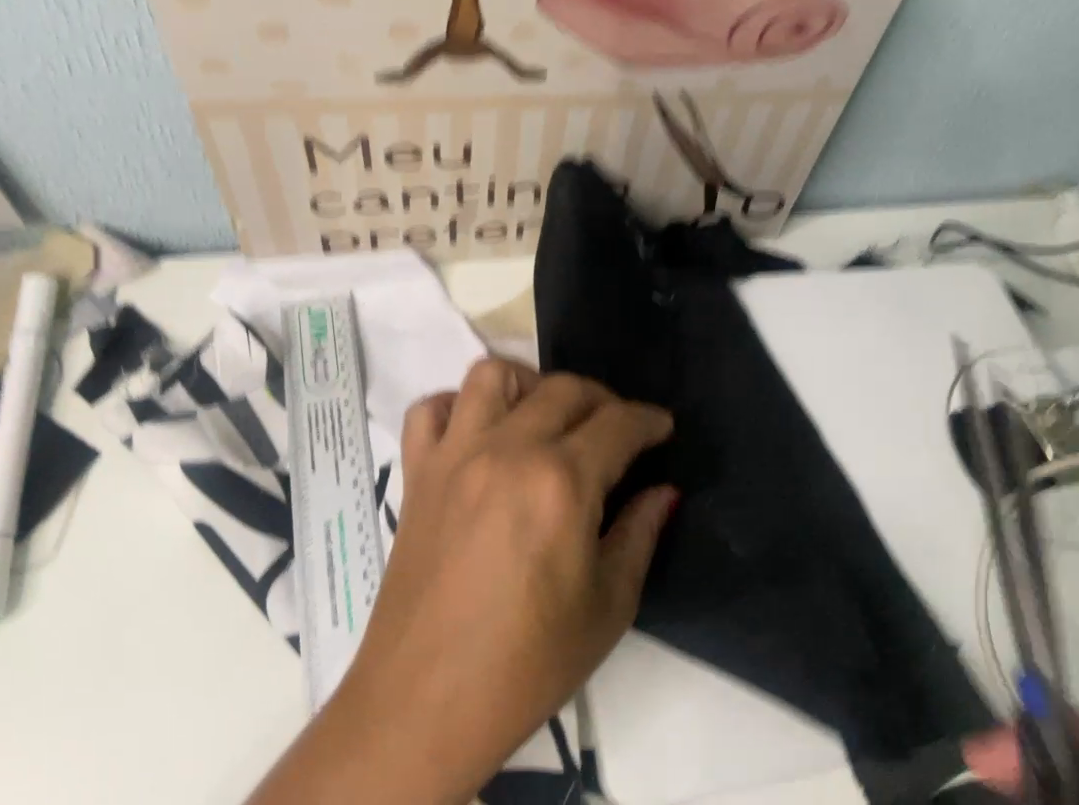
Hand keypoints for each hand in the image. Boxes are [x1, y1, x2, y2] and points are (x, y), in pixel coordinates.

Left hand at [254, 359, 676, 804]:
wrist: (427, 701)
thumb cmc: (529, 663)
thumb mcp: (608, 607)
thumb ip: (639, 535)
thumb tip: (662, 491)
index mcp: (562, 481)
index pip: (618, 424)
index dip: (649, 421)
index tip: (662, 429)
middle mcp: (507, 450)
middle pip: (563, 389)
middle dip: (603, 400)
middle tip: (618, 431)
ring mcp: (454, 456)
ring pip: (492, 376)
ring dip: (530, 384)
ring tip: (547, 418)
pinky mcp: (416, 474)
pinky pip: (429, 409)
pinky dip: (457, 406)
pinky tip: (480, 435)